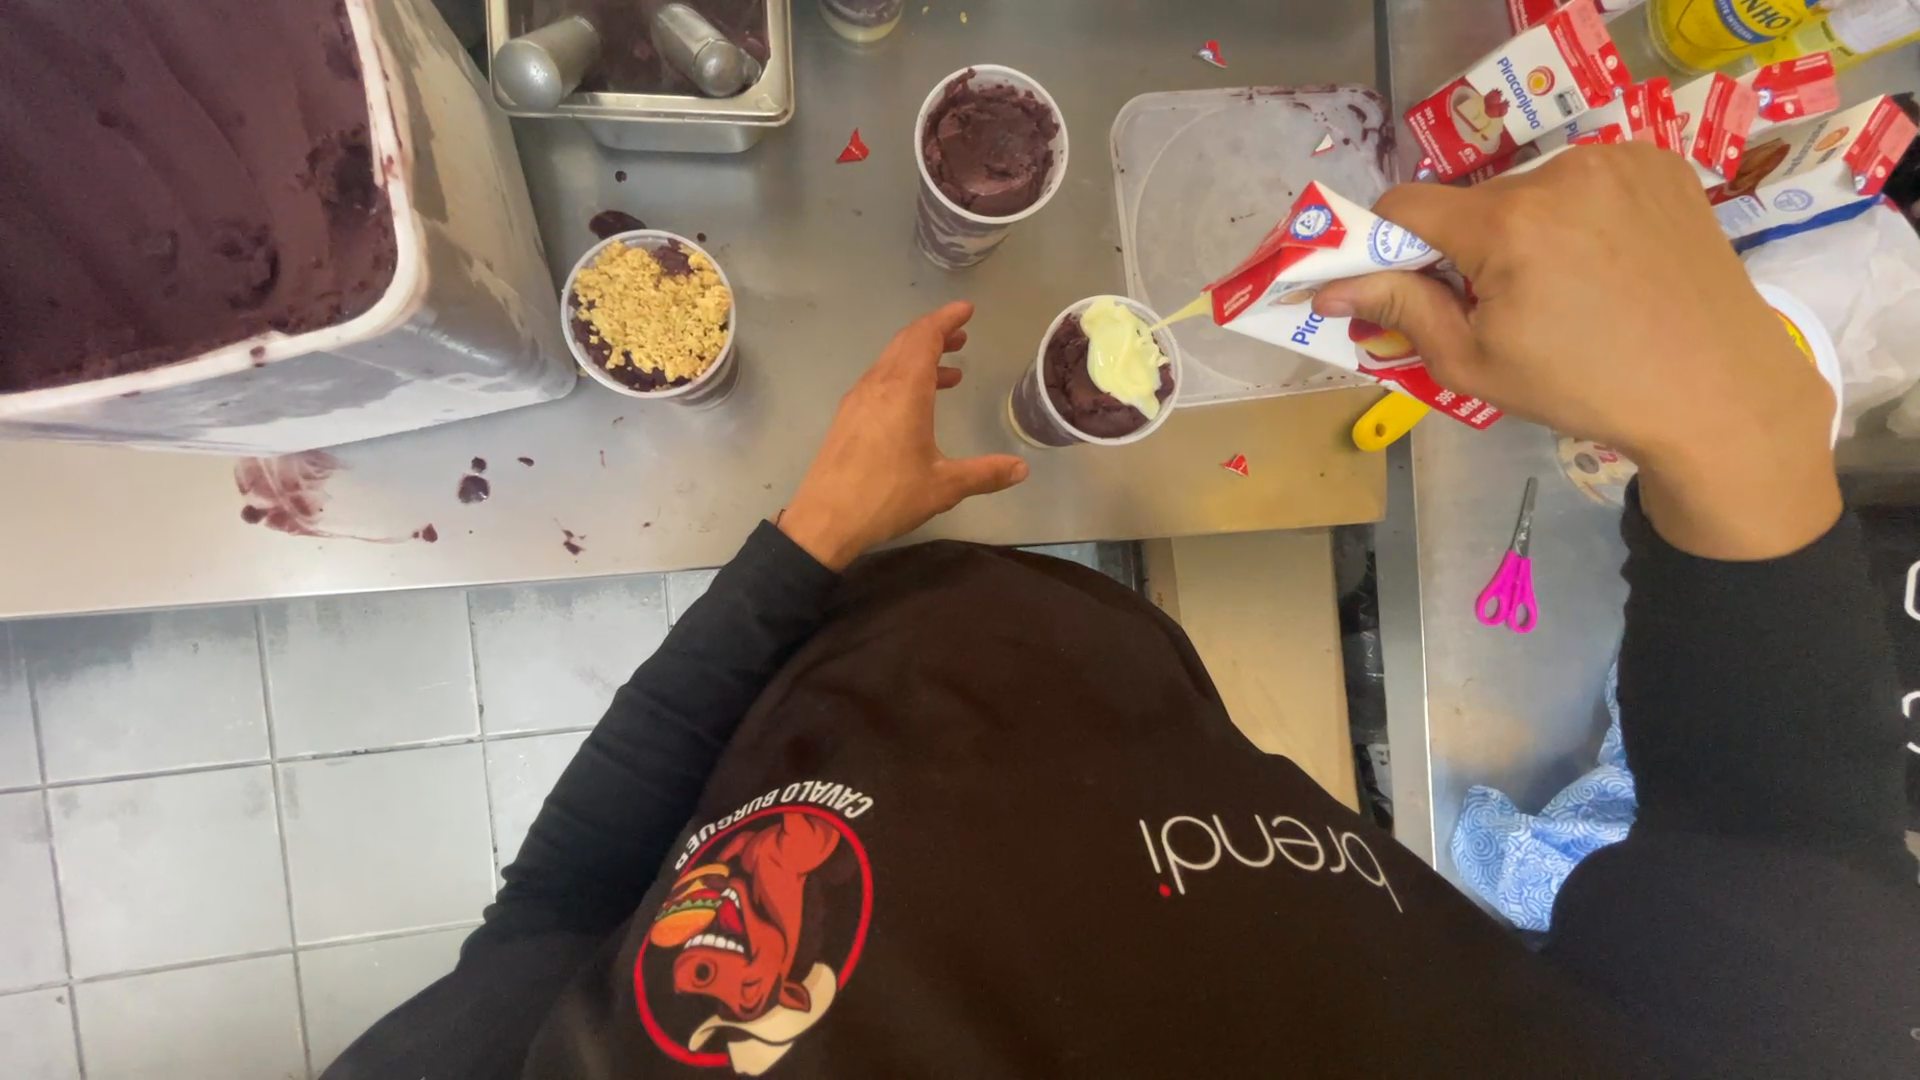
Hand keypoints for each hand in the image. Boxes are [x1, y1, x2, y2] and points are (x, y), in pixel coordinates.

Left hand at [778, 302, 1029, 569]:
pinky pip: (878, 382)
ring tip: (950, 373)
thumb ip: (985, 474)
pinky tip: (916, 405)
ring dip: (919, 358)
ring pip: (890, 363)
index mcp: (904, 391)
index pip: (925, 338)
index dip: (946, 319)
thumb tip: (1022, 469)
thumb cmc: (888, 497)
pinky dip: (902, 379)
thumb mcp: (944, 486)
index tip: (966, 310)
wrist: (826, 520)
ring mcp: (857, 401)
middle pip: (905, 343)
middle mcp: (878, 386)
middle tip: (961, 336)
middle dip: (934, 334)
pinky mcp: (847, 419)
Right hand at [1314, 143, 1838, 559]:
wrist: (1712, 386)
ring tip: (1539, 288)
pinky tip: (1584, 263)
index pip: (1403, 205)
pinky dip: (1556, 218)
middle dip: (1449, 250)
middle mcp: (1560, 172)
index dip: (1375, 241)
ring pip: (1516, 193)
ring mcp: (1616, 160)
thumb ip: (1399, 309)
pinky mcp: (1656, 163)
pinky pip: (1571, 183)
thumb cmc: (1575, 385)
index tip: (1379, 282)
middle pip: (1463, 203)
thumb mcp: (1467, 361)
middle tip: (1471, 305)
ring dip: (1504, 234)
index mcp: (1508, 224)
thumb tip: (1327, 290)